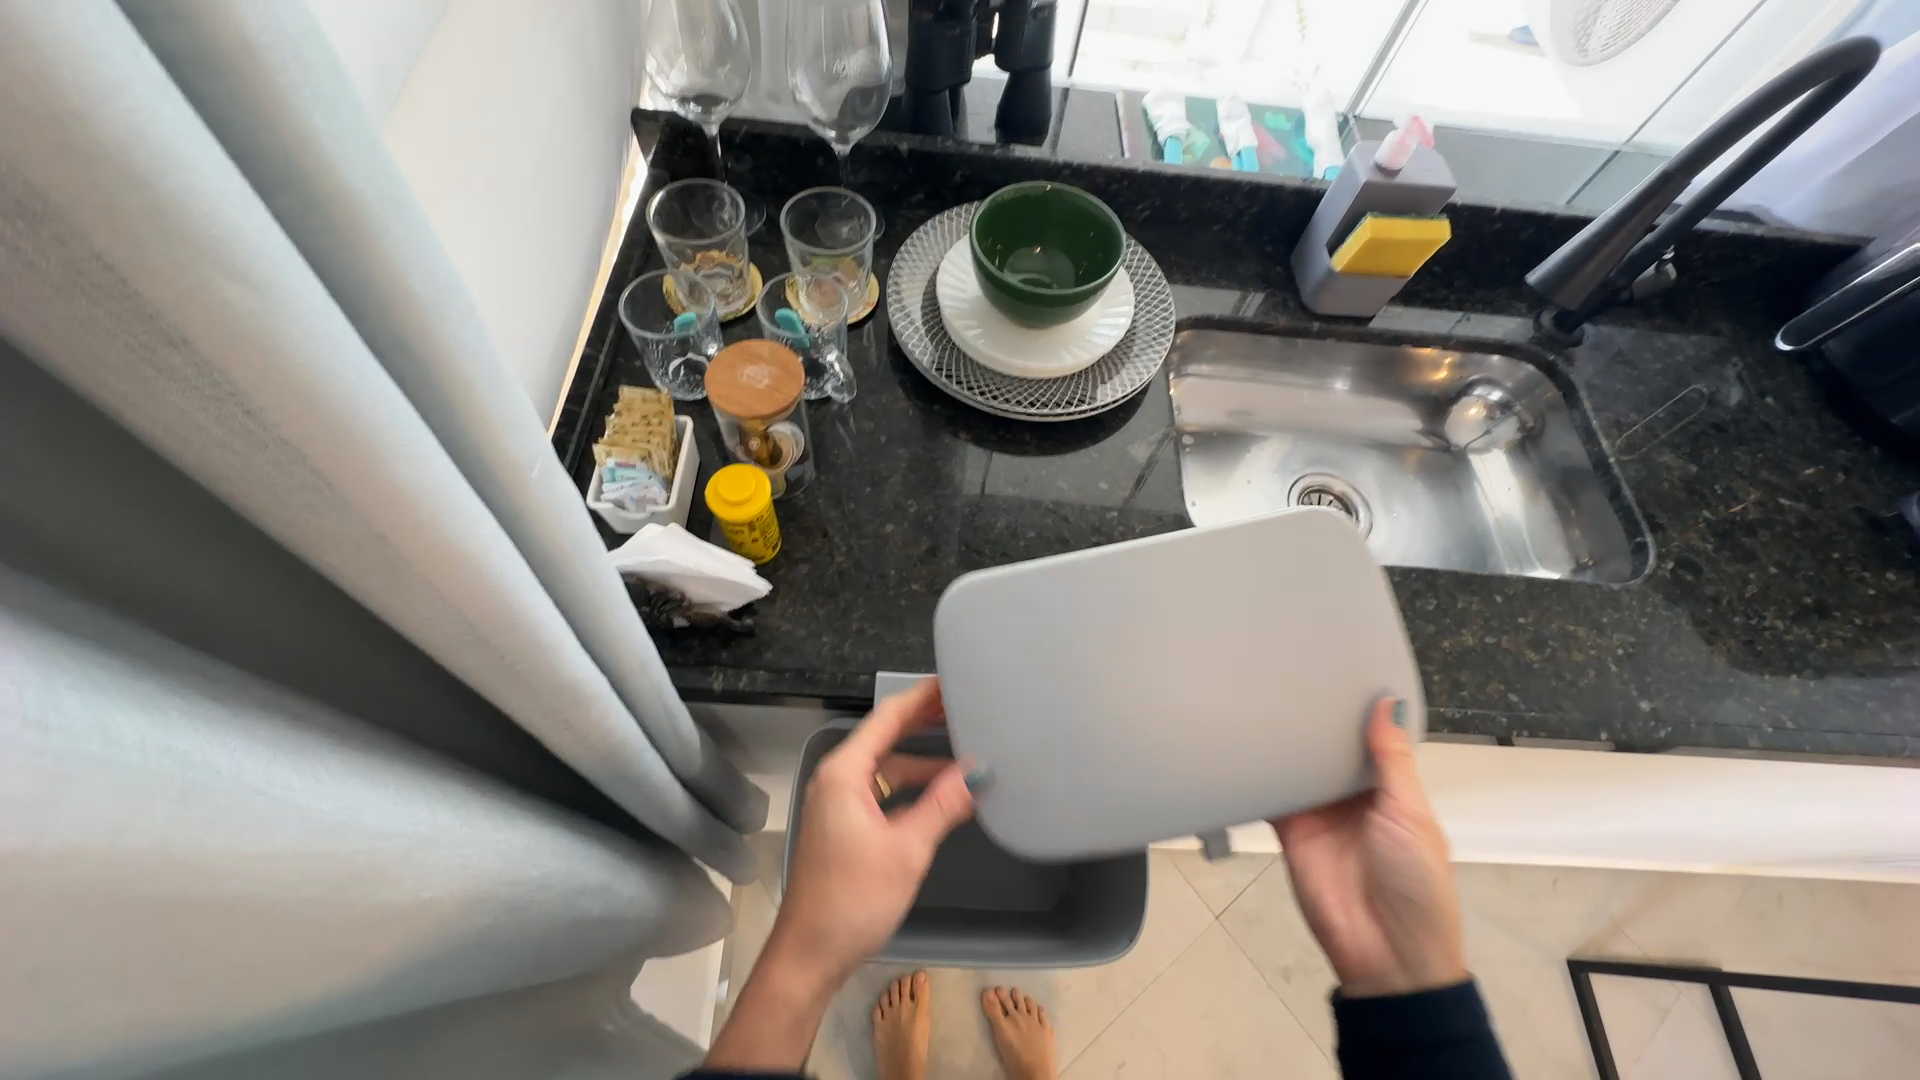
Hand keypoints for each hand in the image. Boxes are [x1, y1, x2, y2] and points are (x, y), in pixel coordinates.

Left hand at [774, 677, 975, 981]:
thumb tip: (979, 770)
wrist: (811, 954)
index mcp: (845, 773)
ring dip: (922, 759)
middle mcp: (838, 778)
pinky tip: (941, 791)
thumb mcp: (907, 849)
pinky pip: (883, 789)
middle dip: (923, 721)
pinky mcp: (846, 823)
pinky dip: (912, 785)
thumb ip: (943, 804)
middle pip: (886, 736)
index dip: (921, 697)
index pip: (887, 717)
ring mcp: (840, 802)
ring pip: (887, 765)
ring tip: (964, 748)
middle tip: (965, 705)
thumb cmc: (854, 899)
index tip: (953, 680)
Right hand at [1270, 698, 1467, 998]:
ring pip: (1297, 765)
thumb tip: (1388, 702)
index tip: (1337, 668)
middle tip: (1288, 671)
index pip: (1369, 740)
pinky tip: (1240, 741)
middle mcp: (1351, 795)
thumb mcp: (1411, 815)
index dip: (1356, 710)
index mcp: (1390, 790)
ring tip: (1260, 694)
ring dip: (1284, 740)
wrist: (1385, 953)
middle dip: (1314, 720)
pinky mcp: (1288, 827)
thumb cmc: (1417, 883)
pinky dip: (1255, 773)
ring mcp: (1318, 811)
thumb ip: (1392, 759)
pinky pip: (1269, 794)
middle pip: (1328, 749)